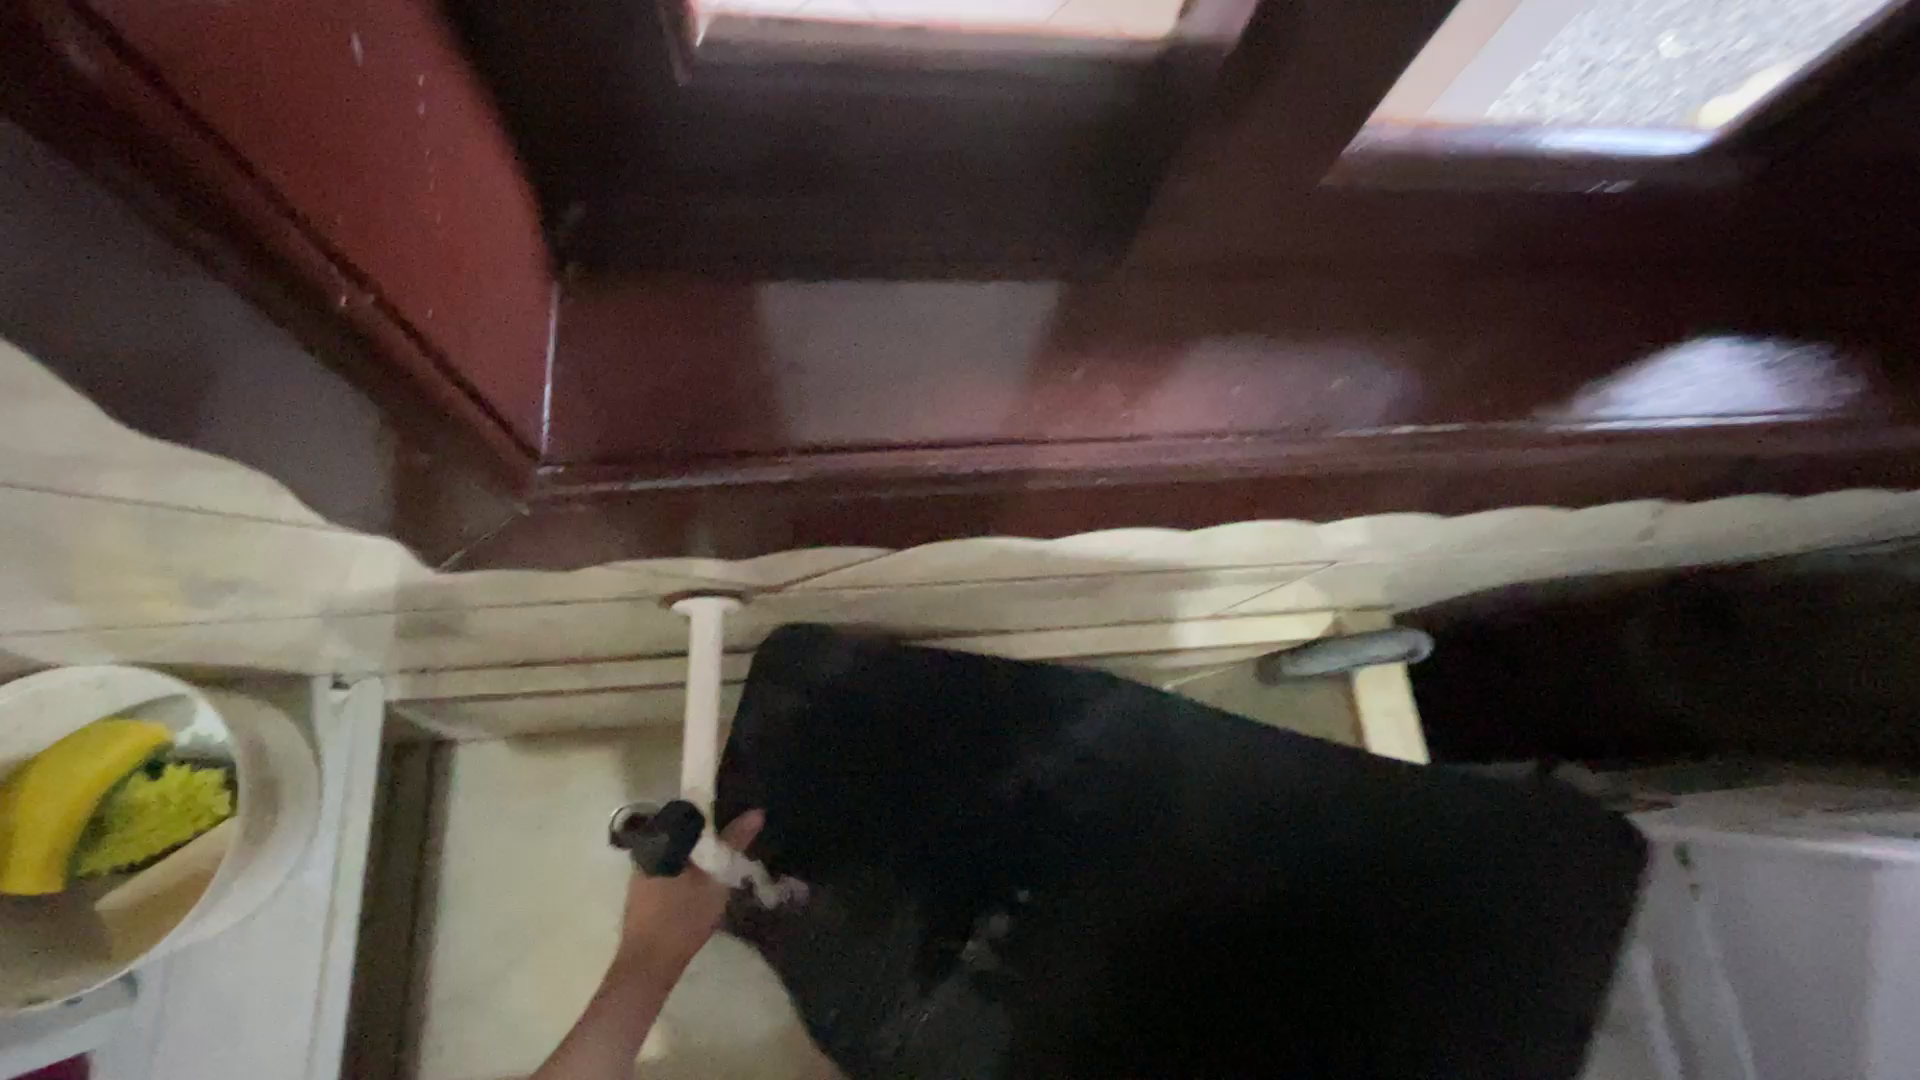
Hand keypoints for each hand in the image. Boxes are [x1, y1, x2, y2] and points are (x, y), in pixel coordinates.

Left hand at [614, 809, 764, 973]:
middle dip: (705, 836)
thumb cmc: (682, 918)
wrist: (648, 967)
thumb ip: (734, 844)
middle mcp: (645, 854)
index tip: (732, 814)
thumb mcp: (716, 879)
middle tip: (731, 839)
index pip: (686, 814)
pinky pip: (669, 870)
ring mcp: (640, 876)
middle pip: (680, 834)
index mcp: (659, 843)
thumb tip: (756, 812)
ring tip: (722, 858)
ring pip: (674, 854)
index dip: (711, 812)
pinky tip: (702, 882)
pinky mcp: (642, 896)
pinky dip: (687, 871)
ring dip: (696, 855)